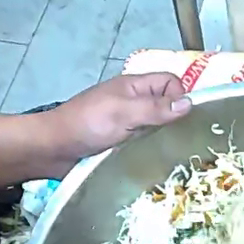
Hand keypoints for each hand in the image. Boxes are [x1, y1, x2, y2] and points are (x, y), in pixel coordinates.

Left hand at [31, 72, 189, 175]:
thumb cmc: (87, 125)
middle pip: (165, 105)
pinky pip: (143, 142)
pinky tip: (154, 162)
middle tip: (185, 142)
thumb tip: (190, 104)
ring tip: (173, 155)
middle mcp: (133, 102)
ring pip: (156, 125)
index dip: (180, 96)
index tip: (182, 120)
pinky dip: (149, 149)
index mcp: (134, 87)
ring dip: (162, 138)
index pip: (170, 82)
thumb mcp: (124, 113)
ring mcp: (125, 122)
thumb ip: (156, 109)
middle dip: (175, 120)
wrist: (52, 149)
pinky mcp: (119, 142)